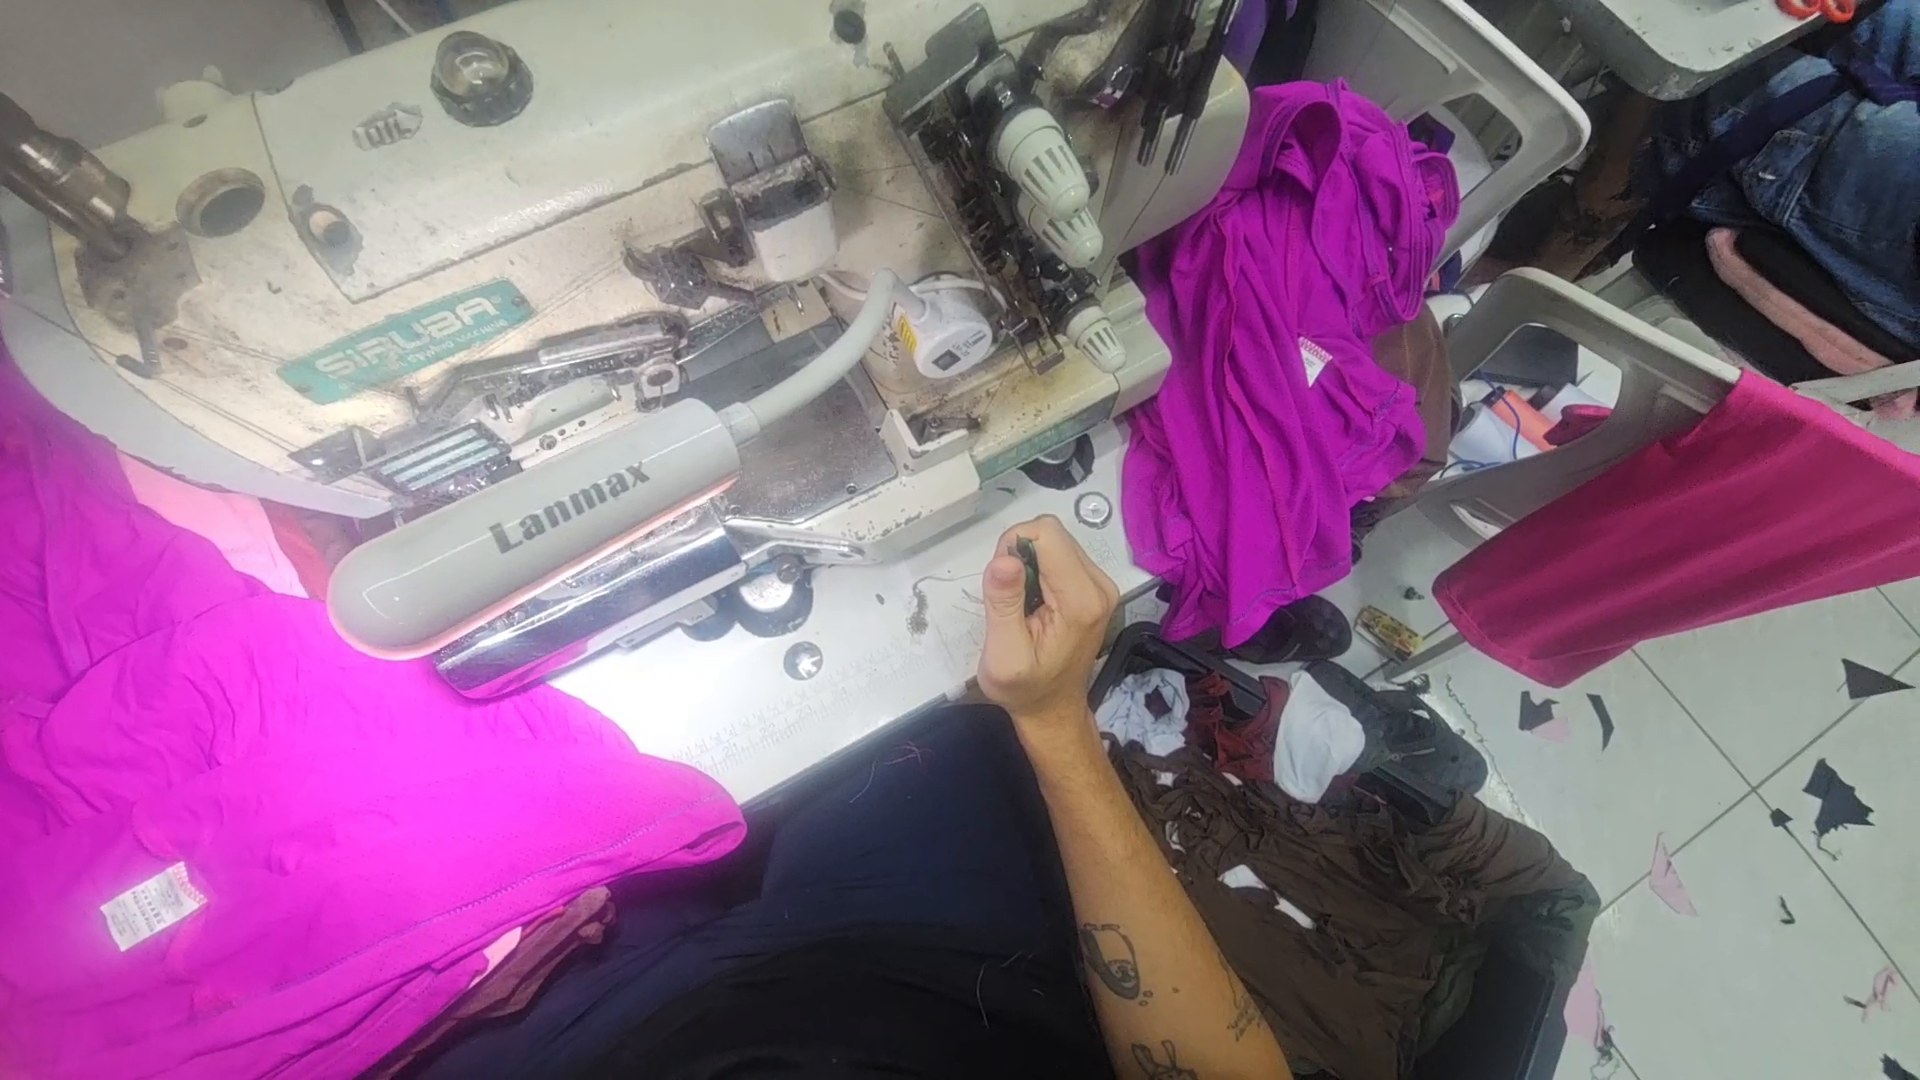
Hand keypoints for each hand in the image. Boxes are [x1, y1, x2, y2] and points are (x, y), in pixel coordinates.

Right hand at [977, 515, 1119, 736]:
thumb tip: (1005, 558)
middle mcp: (1099, 585)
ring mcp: (1101, 585)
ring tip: (1022, 602)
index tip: (1002, 584)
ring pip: (1056, 541)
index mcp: (1080, 600)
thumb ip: (1004, 603)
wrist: (1052, 709)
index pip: (1046, 534)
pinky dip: (1040, 569)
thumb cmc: (1024, 688)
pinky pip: (1062, 555)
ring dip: (1029, 562)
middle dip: (1020, 554)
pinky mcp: (1095, 587)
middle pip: (1053, 533)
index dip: (1013, 547)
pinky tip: (1034, 601)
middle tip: (1010, 597)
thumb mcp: (1004, 654)